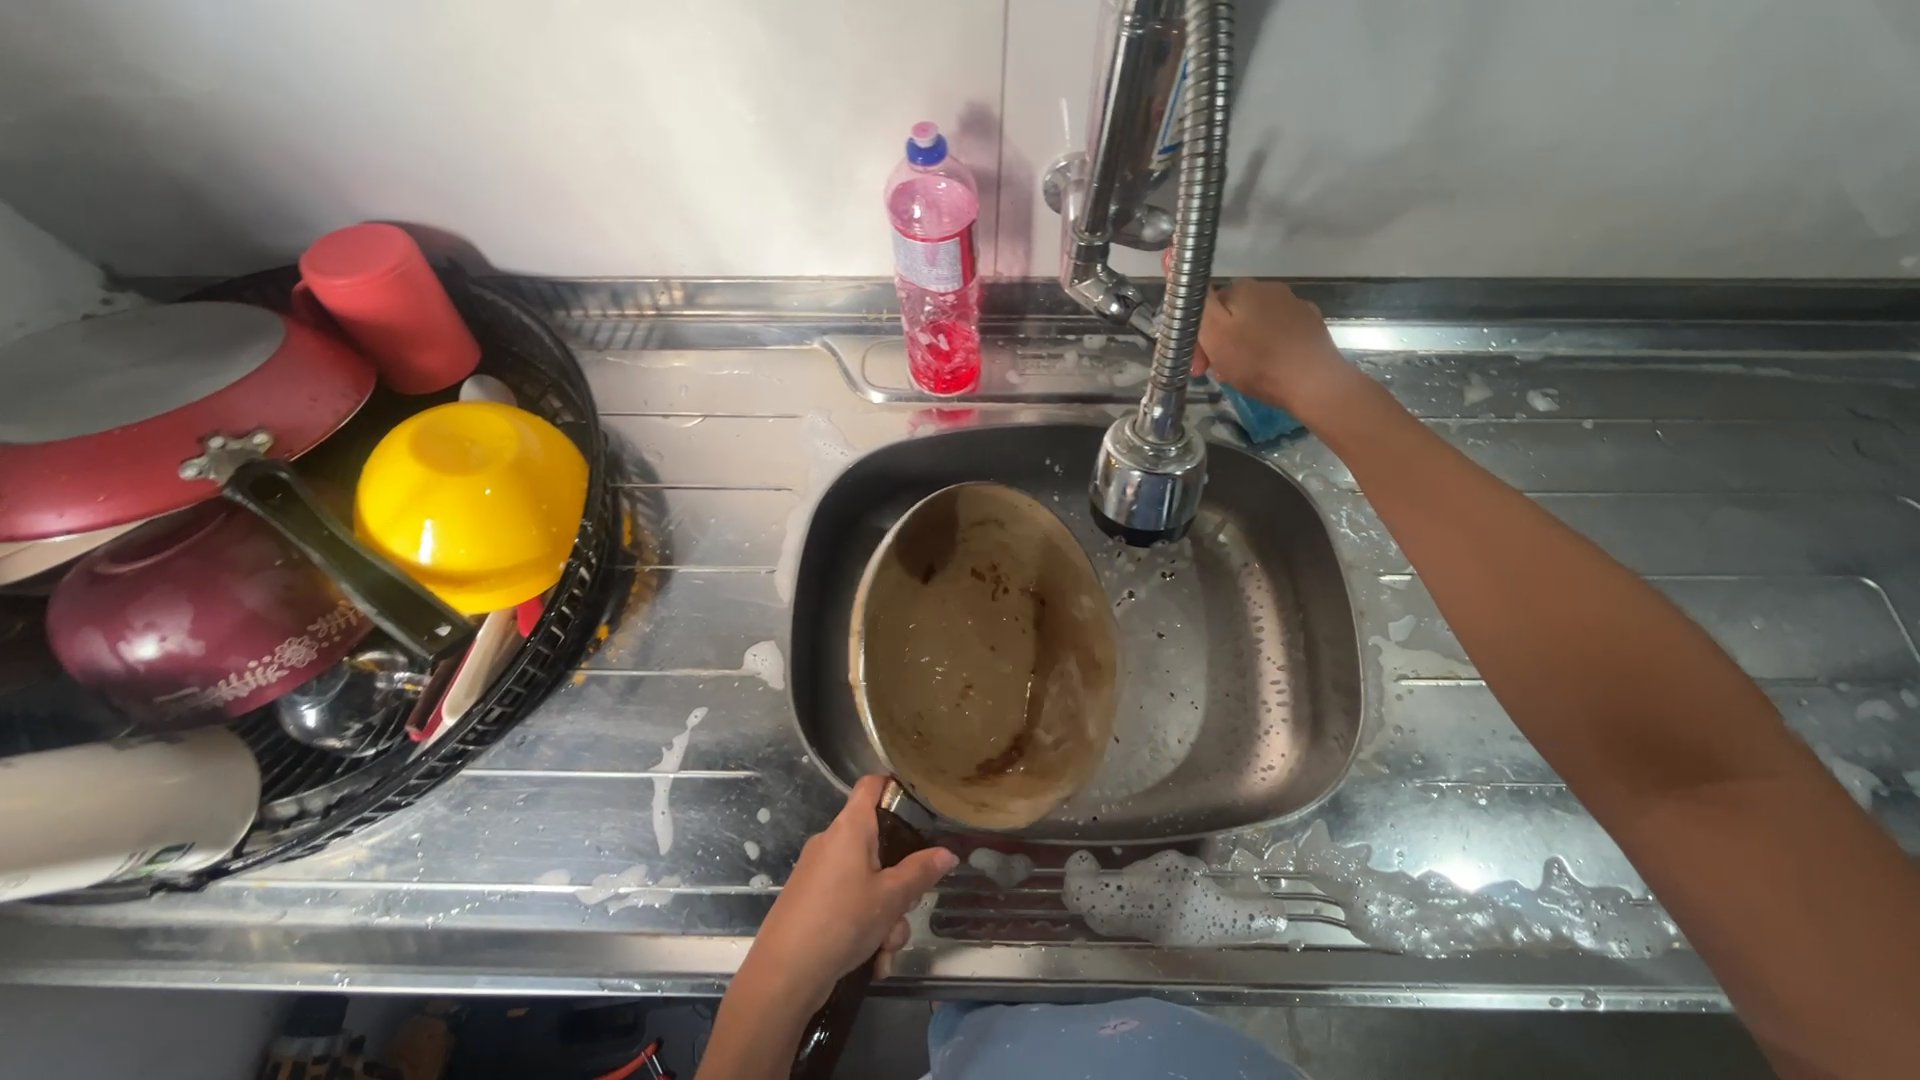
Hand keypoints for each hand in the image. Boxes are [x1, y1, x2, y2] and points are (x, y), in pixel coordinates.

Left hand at [739, 776, 957, 1010]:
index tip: (923, 804)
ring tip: (885, 947)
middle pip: (879, 844)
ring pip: (869, 883)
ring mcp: (819, 873)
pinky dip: (865, 929)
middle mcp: (832, 843)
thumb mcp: (891, 897)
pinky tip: (872, 961)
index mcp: (849, 828)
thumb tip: (948, 853)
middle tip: (907, 907)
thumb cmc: (841, 921)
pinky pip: (850, 904)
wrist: (783, 975)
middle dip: (900, 881)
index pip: (872, 785)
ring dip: (885, 915)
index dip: (896, 786)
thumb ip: (921, 872)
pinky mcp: (812, 902)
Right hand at [1195, 280, 1360, 418]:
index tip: (1197, 363)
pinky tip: (1267, 367)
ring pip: (1253, 325)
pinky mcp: (1310, 324)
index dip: (1197, 335)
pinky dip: (1267, 348)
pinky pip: (1277, 333)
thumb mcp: (1214, 332)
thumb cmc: (1256, 360)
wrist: (1312, 382)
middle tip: (1216, 373)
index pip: (1207, 305)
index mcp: (1243, 288)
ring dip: (1241, 346)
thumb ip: (1196, 300)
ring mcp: (1293, 305)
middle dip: (1219, 342)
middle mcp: (1269, 289)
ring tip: (1239, 375)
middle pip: (1231, 315)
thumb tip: (1175, 259)